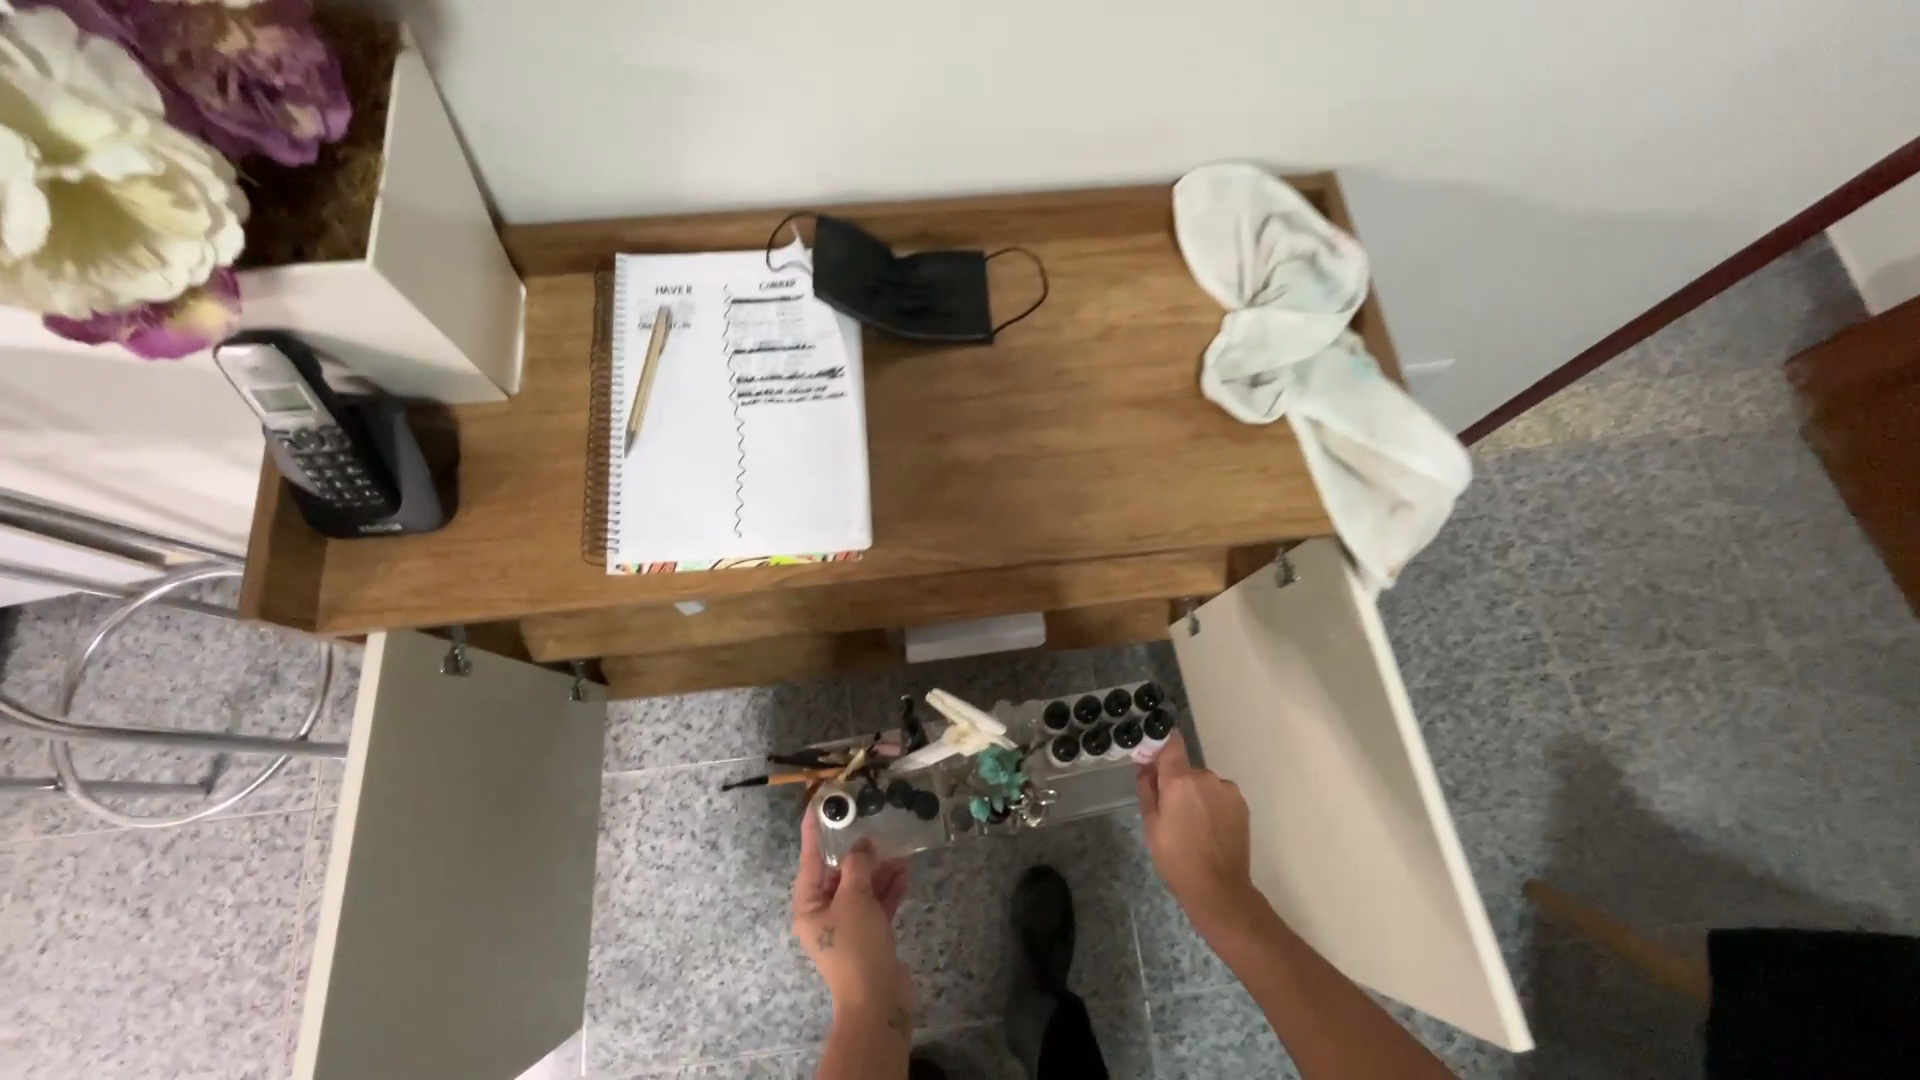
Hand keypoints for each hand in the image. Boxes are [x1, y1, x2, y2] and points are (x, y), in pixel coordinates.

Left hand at [792, 804, 914, 1024]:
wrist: (878, 999)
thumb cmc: (855, 945)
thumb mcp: (854, 898)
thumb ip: (857, 866)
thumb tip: (862, 846)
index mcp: (808, 906)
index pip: (810, 860)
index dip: (813, 833)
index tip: (815, 806)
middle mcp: (824, 914)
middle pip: (838, 873)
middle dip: (857, 852)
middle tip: (870, 822)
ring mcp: (848, 926)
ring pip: (861, 888)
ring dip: (879, 869)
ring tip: (899, 846)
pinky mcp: (871, 936)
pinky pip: (877, 904)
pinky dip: (889, 888)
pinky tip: (906, 870)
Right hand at [1136, 731, 1257, 931]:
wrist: (1219, 888)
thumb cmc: (1176, 858)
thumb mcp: (1151, 825)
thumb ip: (1147, 789)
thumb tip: (1146, 767)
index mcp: (1179, 780)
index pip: (1171, 744)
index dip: (1161, 743)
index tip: (1153, 754)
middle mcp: (1206, 777)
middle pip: (1186, 769)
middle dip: (1177, 782)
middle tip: (1171, 811)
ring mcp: (1227, 790)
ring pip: (1204, 784)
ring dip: (1197, 795)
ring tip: (1193, 826)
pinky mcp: (1242, 804)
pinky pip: (1220, 795)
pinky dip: (1213, 805)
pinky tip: (1210, 829)